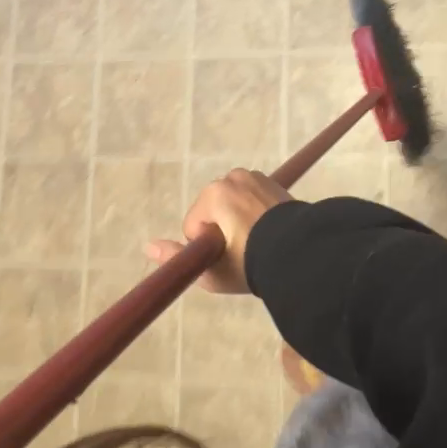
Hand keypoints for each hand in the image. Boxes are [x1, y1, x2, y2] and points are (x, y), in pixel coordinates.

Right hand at [145, 168, 292, 293]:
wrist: (297, 254)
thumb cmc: (249, 264)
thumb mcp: (209, 270)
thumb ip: (176, 257)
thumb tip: (148, 247)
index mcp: (214, 193)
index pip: (194, 225)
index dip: (206, 247)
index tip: (225, 258)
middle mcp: (233, 177)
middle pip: (214, 211)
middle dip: (222, 230)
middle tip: (242, 253)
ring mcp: (256, 177)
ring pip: (233, 204)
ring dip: (238, 220)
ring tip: (257, 243)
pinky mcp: (273, 183)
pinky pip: (253, 200)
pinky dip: (255, 213)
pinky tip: (268, 232)